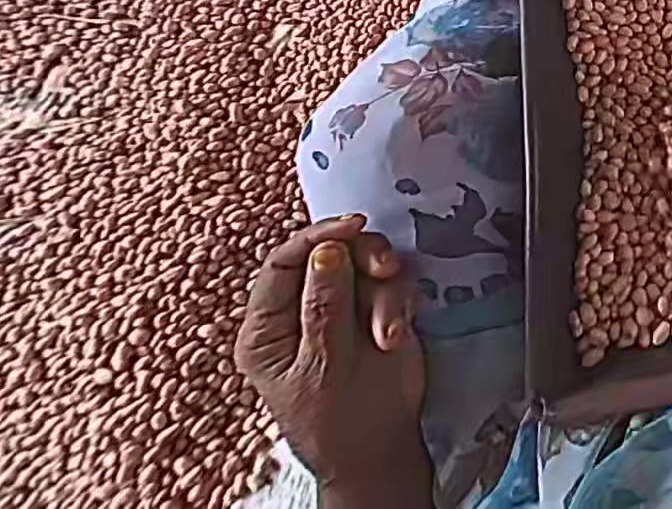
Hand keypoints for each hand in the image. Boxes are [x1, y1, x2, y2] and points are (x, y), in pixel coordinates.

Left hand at [235, 216, 428, 505]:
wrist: (381, 446)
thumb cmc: (338, 419)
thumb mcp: (325, 366)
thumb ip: (325, 307)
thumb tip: (325, 250)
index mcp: (270, 326)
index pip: (284, 262)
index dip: (317, 236)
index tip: (355, 225)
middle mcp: (305, 307)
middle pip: (333, 252)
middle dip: (364, 258)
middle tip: (386, 270)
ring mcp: (344, 305)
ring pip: (367, 264)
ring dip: (386, 291)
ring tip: (391, 330)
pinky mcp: (378, 306)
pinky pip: (393, 281)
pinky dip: (401, 300)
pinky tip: (400, 330)